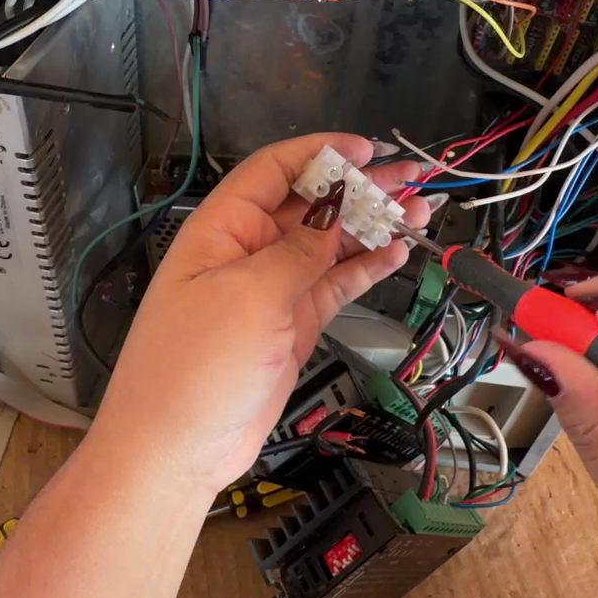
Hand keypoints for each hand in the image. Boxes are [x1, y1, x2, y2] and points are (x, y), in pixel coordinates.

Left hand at [94, 134, 429, 491]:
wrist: (178, 448)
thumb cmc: (193, 368)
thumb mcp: (247, 296)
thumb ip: (296, 253)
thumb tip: (331, 222)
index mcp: (223, 229)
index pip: (273, 171)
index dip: (320, 153)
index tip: (365, 149)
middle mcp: (249, 251)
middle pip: (312, 205)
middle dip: (361, 189)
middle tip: (411, 178)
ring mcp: (273, 289)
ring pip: (331, 244)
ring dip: (374, 226)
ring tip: (420, 211)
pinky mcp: (293, 323)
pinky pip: (335, 283)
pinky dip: (366, 267)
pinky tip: (396, 252)